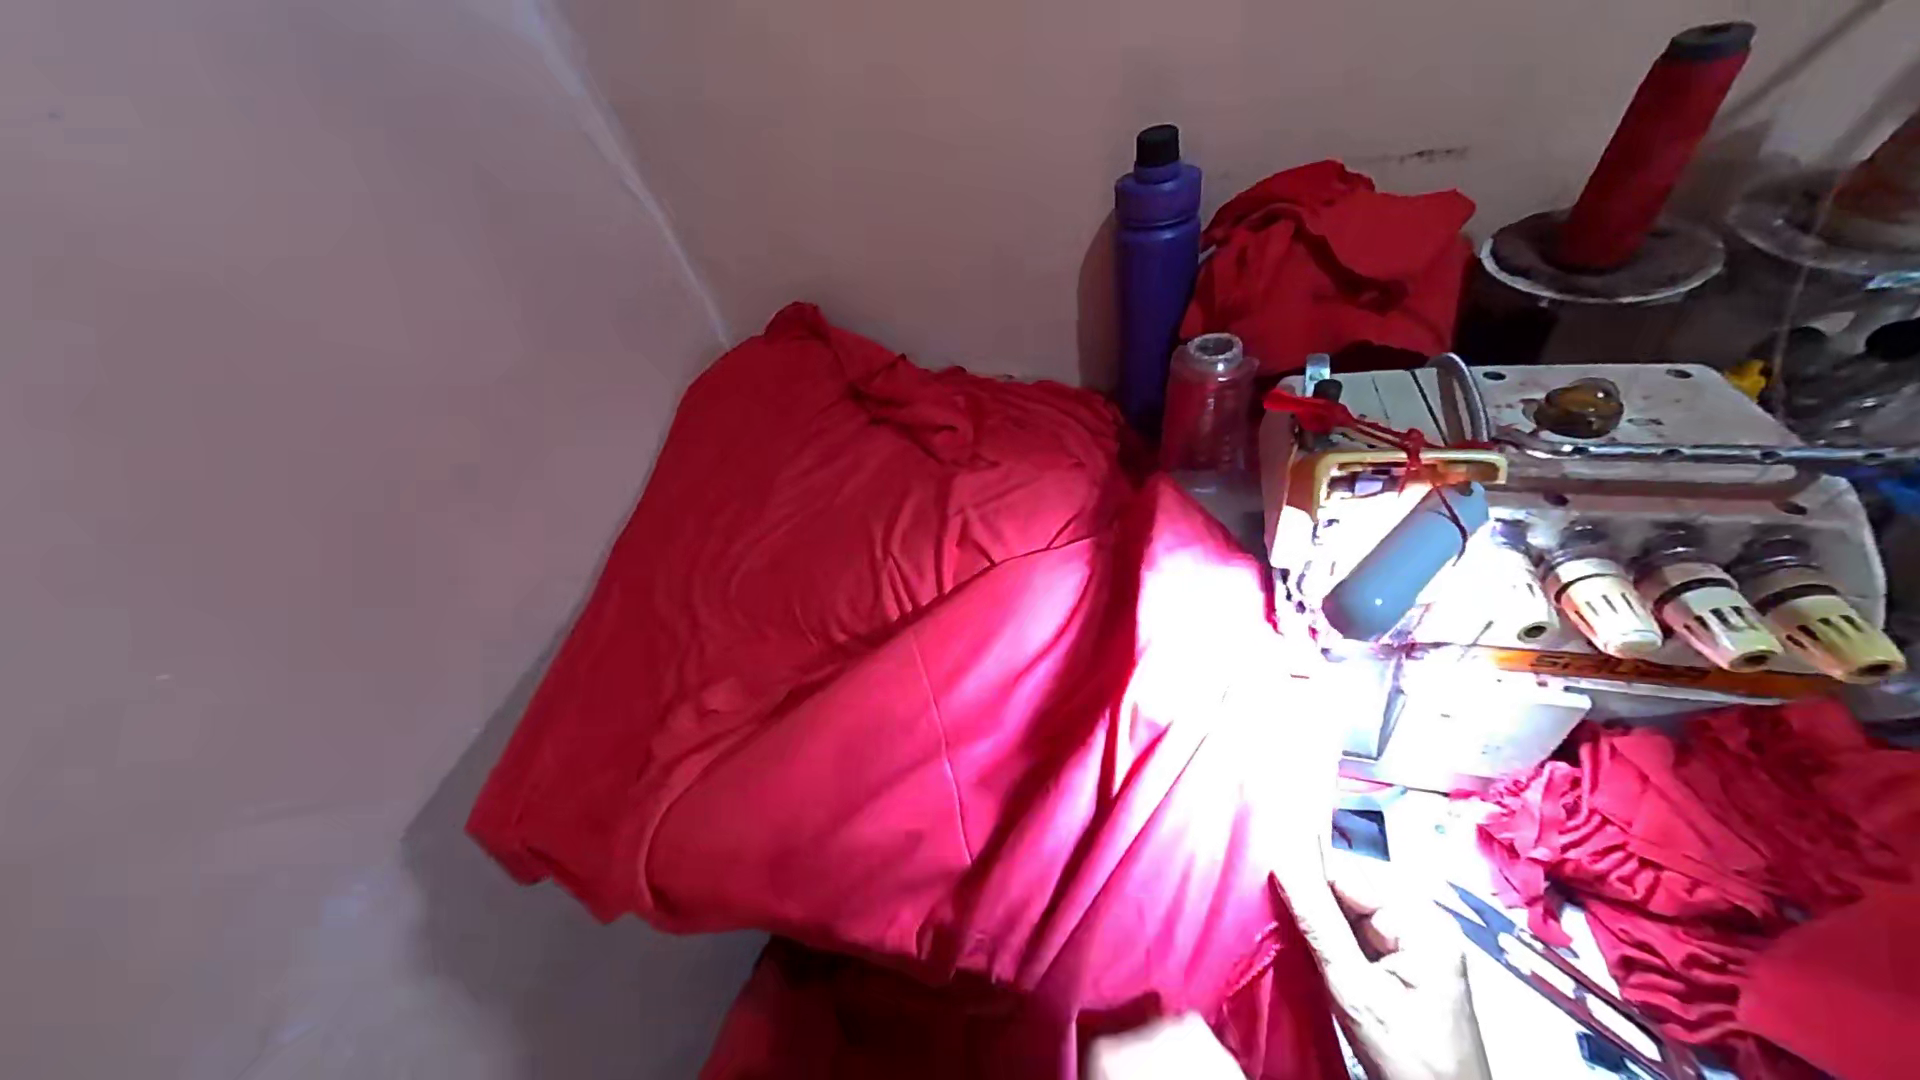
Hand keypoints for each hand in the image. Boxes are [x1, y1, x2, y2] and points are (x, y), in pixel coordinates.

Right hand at [1279, 847, 1491, 1079]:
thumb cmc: (1411, 1064)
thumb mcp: (1355, 991)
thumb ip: (1318, 924)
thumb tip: (1282, 866)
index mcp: (1420, 924)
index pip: (1347, 877)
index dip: (1303, 876)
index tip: (1261, 877)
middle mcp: (1420, 928)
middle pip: (1346, 895)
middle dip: (1308, 904)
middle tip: (1268, 909)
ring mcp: (1412, 950)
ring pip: (1345, 917)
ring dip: (1315, 926)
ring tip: (1283, 930)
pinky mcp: (1400, 970)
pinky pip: (1352, 939)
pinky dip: (1327, 945)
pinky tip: (1307, 952)